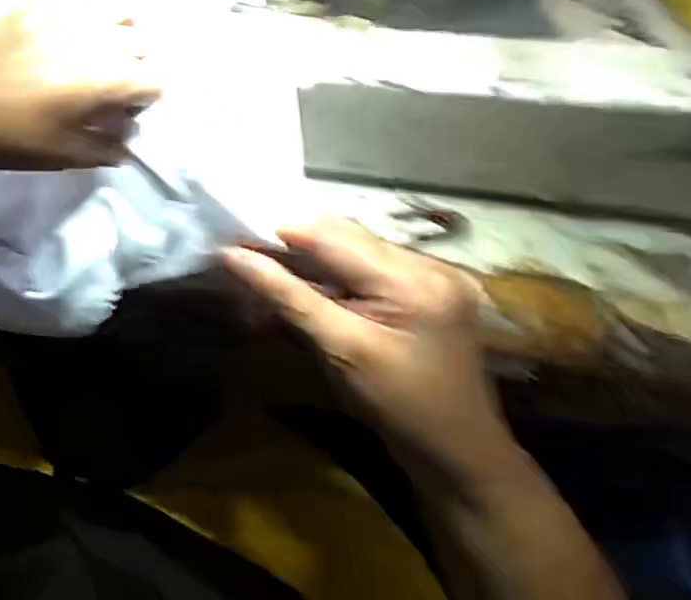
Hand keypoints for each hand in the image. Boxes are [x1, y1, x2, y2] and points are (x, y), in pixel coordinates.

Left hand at [0, 11, 158, 171]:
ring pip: (114, 7)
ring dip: (116, 27)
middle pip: (140, 41)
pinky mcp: (35, 1)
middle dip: (134, 62)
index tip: (125, 109)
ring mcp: (64, 12)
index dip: (144, 99)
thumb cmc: (8, 135)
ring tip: (96, 44)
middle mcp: (96, 37)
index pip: (154, 81)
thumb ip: (104, 149)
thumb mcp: (61, 155)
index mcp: (107, 77)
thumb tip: (126, 141)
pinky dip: (82, 3)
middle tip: (109, 80)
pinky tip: (67, 20)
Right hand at [222, 219, 512, 477]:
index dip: (277, 233)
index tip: (233, 241)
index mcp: (414, 279)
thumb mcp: (337, 348)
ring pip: (347, 248)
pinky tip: (298, 291)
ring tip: (264, 278)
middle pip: (339, 236)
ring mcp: (429, 275)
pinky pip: (362, 266)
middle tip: (243, 259)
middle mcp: (427, 265)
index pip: (331, 236)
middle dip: (289, 248)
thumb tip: (230, 254)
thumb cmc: (400, 406)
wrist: (460, 457)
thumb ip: (285, 294)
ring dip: (304, 263)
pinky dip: (326, 276)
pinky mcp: (422, 288)